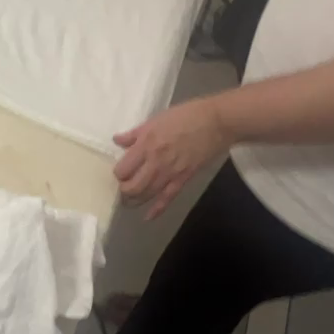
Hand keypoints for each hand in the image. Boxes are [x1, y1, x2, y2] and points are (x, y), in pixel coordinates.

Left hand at [114, 99, 233, 218]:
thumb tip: (117, 140)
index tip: (120, 172)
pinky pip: (167, 198)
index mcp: (146, 144)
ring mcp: (169, 173)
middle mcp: (155, 162)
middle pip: (132, 187)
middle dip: (124, 191)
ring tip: (129, 201)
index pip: (123, 170)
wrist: (216, 122)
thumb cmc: (186, 115)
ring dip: (135, 201)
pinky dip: (157, 210)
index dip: (119, 174)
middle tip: (123, 188)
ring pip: (146, 195)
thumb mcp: (156, 120)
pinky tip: (148, 217)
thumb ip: (135, 133)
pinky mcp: (183, 179)